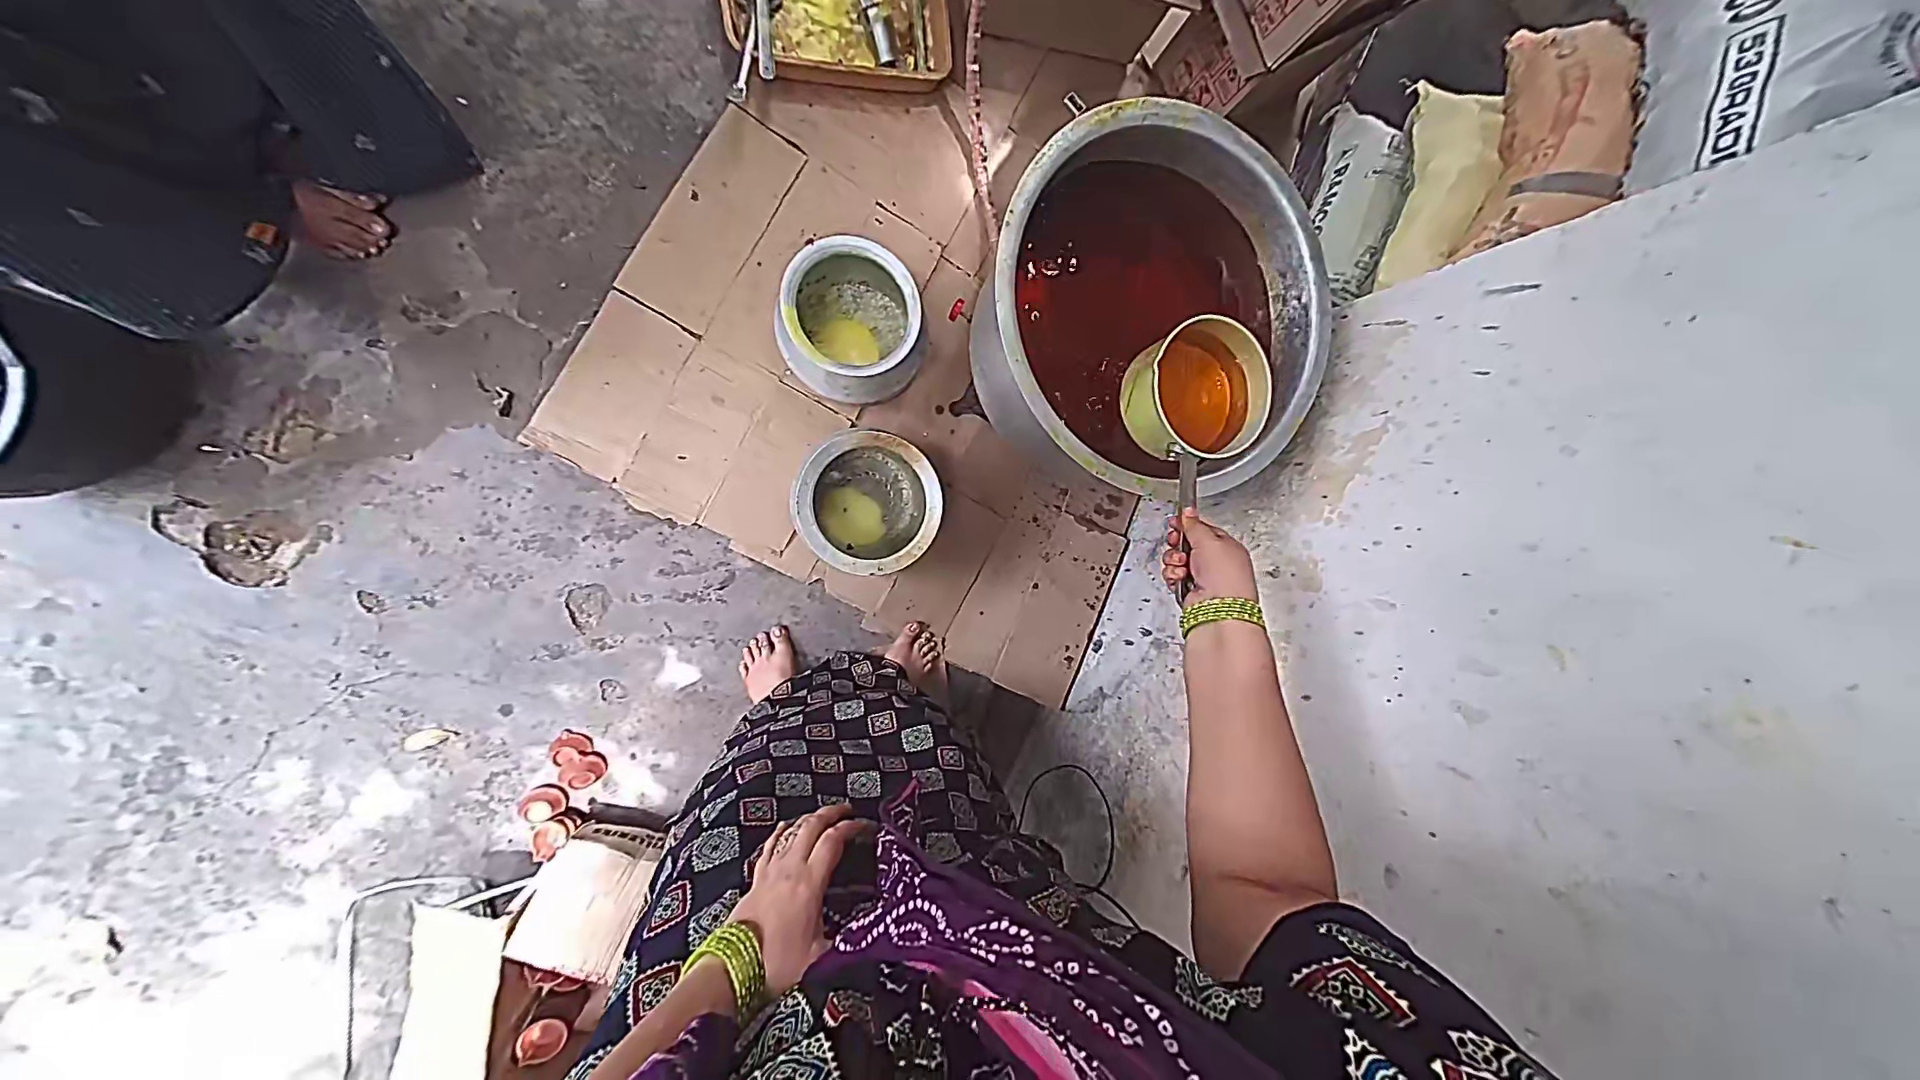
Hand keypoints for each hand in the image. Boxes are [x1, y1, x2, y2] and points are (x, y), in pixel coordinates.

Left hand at [728, 804, 870, 996]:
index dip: (850, 827)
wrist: (733, 969)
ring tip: (822, 816)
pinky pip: (771, 844)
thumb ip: (843, 941)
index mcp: (809, 883)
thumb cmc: (776, 963)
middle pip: (812, 825)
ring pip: (792, 830)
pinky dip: (783, 831)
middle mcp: (790, 869)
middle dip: (831, 813)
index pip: (833, 840)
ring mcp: (771, 870)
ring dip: (810, 818)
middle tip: (846, 810)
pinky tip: (786, 827)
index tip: (863, 825)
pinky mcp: (756, 878)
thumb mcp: (819, 957)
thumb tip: (863, 936)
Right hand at [1162, 508, 1257, 607]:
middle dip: (1178, 543)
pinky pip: (1172, 575)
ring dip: (1173, 560)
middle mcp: (1214, 562)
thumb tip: (1188, 513)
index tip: (1175, 522)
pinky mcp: (1188, 589)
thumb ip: (1195, 525)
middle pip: (1186, 544)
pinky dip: (1172, 575)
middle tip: (1177, 543)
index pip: (1202, 529)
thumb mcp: (1209, 540)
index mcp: (1226, 546)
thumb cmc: (1225, 576)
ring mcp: (1201, 576)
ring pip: (1176, 559)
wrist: (1218, 608)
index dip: (1187, 525)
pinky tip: (1179, 577)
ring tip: (1182, 565)